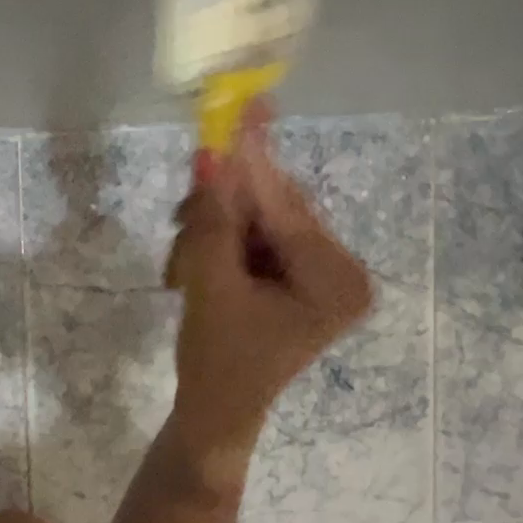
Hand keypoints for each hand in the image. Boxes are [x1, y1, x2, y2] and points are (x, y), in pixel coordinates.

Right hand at [163, 125, 372, 456]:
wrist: (213, 415)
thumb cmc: (217, 362)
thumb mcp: (210, 287)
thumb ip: (212, 220)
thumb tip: (211, 156)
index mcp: (337, 278)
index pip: (285, 208)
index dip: (252, 162)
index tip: (242, 107)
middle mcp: (342, 270)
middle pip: (275, 210)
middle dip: (222, 207)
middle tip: (181, 210)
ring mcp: (320, 276)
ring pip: (260, 223)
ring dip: (214, 230)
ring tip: (180, 264)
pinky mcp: (296, 281)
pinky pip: (256, 241)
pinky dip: (221, 245)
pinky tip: (193, 264)